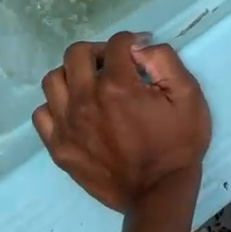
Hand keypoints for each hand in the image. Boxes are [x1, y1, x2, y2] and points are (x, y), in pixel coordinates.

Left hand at [34, 31, 212, 212]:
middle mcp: (86, 101)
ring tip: (94, 84)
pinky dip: (57, 104)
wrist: (158, 191)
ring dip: (74, 74)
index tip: (144, 50)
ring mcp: (67, 126)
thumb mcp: (188, 93)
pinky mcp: (58, 148)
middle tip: (117, 63)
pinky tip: (79, 110)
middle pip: (75, 54)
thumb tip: (140, 48)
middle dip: (99, 50)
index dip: (133, 40)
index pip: (117, 43)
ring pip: (53, 80)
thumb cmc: (179, 140)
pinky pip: (42, 114)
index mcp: (119, 85)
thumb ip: (165, 61)